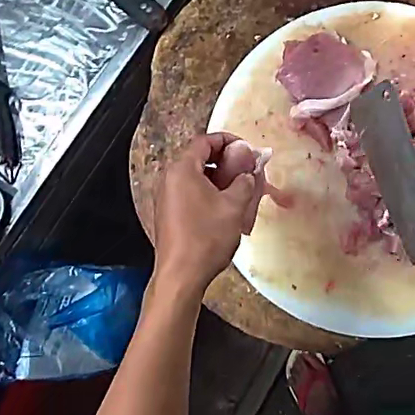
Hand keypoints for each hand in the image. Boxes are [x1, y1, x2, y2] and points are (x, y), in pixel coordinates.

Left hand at [136, 133, 264, 294]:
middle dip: (226, 161)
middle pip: (200, 158)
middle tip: (248, 170)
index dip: (228, 140)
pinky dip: (210, 193)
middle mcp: (169, 180)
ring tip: (242, 190)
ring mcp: (166, 198)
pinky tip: (227, 207)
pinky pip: (191, 193)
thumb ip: (244, 181)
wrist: (182, 275)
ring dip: (220, 178)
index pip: (204, 141)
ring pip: (197, 177)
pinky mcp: (169, 214)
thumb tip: (248, 172)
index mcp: (182, 171)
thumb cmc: (206, 238)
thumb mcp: (235, 205)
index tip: (247, 149)